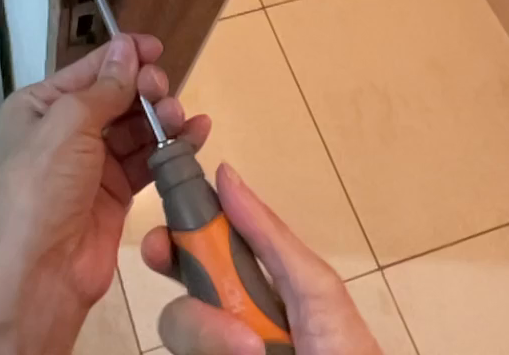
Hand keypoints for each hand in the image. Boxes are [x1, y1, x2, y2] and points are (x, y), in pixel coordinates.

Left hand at [0, 34, 210, 354]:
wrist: (40, 272)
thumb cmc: (43, 186)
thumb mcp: (68, 125)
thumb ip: (105, 87)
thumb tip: (126, 49)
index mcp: (41, 106)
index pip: (88, 70)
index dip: (122, 55)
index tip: (156, 47)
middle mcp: (64, 130)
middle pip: (115, 96)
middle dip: (143, 89)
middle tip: (162, 90)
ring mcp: (91, 163)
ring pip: (135, 127)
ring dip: (160, 116)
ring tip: (179, 116)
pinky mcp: (116, 192)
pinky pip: (147, 159)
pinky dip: (169, 146)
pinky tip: (194, 134)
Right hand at [142, 164, 381, 354]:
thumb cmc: (346, 351)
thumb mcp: (317, 290)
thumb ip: (268, 236)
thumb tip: (223, 172)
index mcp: (252, 293)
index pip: (197, 259)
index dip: (171, 244)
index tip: (161, 244)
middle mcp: (231, 328)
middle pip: (177, 306)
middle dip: (180, 304)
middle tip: (187, 301)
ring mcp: (219, 354)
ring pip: (179, 339)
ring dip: (209, 337)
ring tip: (253, 351)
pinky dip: (208, 350)